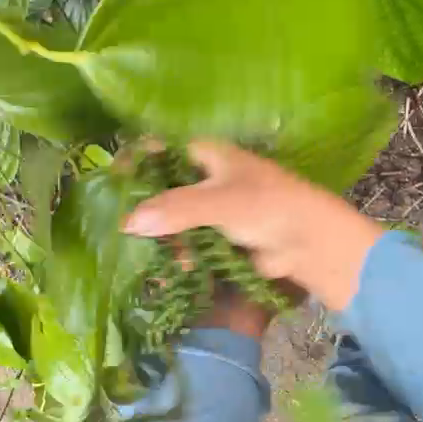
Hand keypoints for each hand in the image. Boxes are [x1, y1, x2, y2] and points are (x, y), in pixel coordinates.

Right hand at [123, 141, 385, 312]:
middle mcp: (207, 180)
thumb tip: (128, 222)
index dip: (137, 161)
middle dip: (147, 210)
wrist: (309, 243)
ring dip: (166, 240)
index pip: (162, 150)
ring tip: (163, 257)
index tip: (113, 179)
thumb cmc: (268, 207)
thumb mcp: (218, 202)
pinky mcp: (220, 240)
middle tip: (129, 229)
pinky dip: (182, 258)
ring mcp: (213, 212)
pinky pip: (190, 246)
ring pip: (174, 223)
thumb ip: (174, 209)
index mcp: (208, 156)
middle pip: (164, 190)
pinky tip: (179, 271)